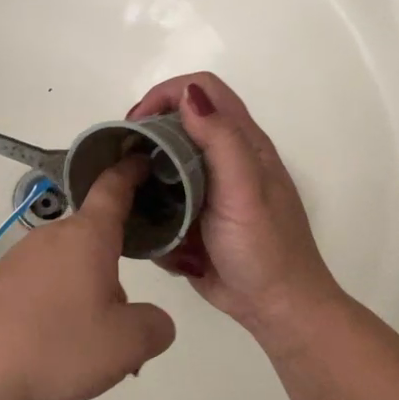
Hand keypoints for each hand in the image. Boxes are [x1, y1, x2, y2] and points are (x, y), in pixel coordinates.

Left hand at [0, 157, 177, 399]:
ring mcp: (18, 258)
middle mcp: (51, 237)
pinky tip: (52, 348)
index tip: (143, 159)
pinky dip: (56, 309)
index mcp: (87, 237)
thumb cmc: (57, 346)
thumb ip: (155, 325)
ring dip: (85, 297)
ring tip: (87, 347)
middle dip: (113, 272)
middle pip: (93, 242)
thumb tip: (149, 319)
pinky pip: (41, 287)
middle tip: (124, 322)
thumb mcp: (128, 344)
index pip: (113, 190)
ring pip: (68, 269)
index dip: (131, 172)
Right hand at [127, 73, 349, 341]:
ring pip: (165, 163)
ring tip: (124, 192)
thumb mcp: (244, 190)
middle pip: (178, 123)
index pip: (202, 90)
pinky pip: (162, 201)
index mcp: (243, 144)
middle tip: (122, 160)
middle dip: (146, 134)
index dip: (166, 95)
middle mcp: (225, 160)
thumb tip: (188, 94)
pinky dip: (149, 207)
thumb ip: (220, 141)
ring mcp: (208, 190)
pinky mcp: (194, 219)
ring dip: (142, 173)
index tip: (136, 125)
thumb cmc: (264, 248)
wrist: (276, 309)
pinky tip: (142, 223)